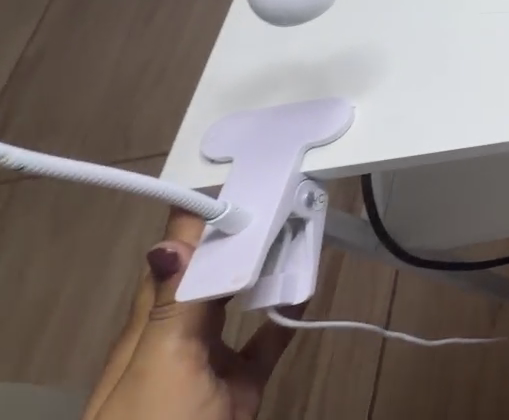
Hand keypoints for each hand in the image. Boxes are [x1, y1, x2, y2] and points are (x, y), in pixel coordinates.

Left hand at [84, 209, 296, 419]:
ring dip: (273, 265)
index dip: (205, 215)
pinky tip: (307, 292)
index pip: (178, 254)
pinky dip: (288, 311)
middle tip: (293, 193)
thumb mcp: (163, 367)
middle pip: (216, 270)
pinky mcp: (239, 381)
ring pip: (242, 297)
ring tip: (306, 231)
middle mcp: (178, 336)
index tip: (248, 175)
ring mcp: (209, 359)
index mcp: (152, 327)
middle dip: (250, 232)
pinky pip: (267, 337)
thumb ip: (174, 307)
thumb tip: (166, 240)